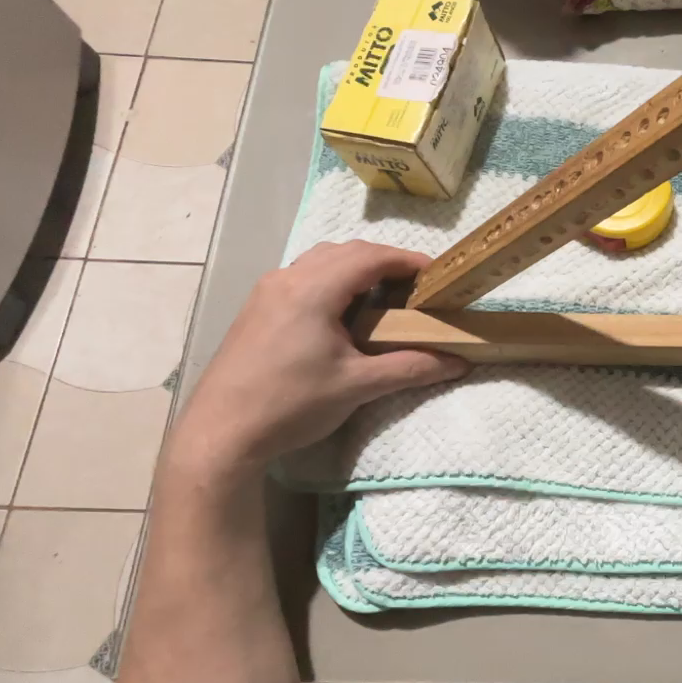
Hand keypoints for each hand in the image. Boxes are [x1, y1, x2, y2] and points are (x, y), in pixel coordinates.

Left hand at [166, 241, 468, 479]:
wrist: (222, 431)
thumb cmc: (292, 403)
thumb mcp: (359, 386)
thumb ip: (412, 368)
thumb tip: (459, 362)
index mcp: (313, 290)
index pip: (370, 257)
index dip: (408, 260)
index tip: (439, 275)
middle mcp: (288, 279)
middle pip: (346, 251)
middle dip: (386, 262)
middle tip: (418, 288)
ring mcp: (269, 291)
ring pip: (322, 261)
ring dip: (358, 269)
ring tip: (387, 298)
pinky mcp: (259, 308)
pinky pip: (305, 277)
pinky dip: (335, 281)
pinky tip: (348, 314)